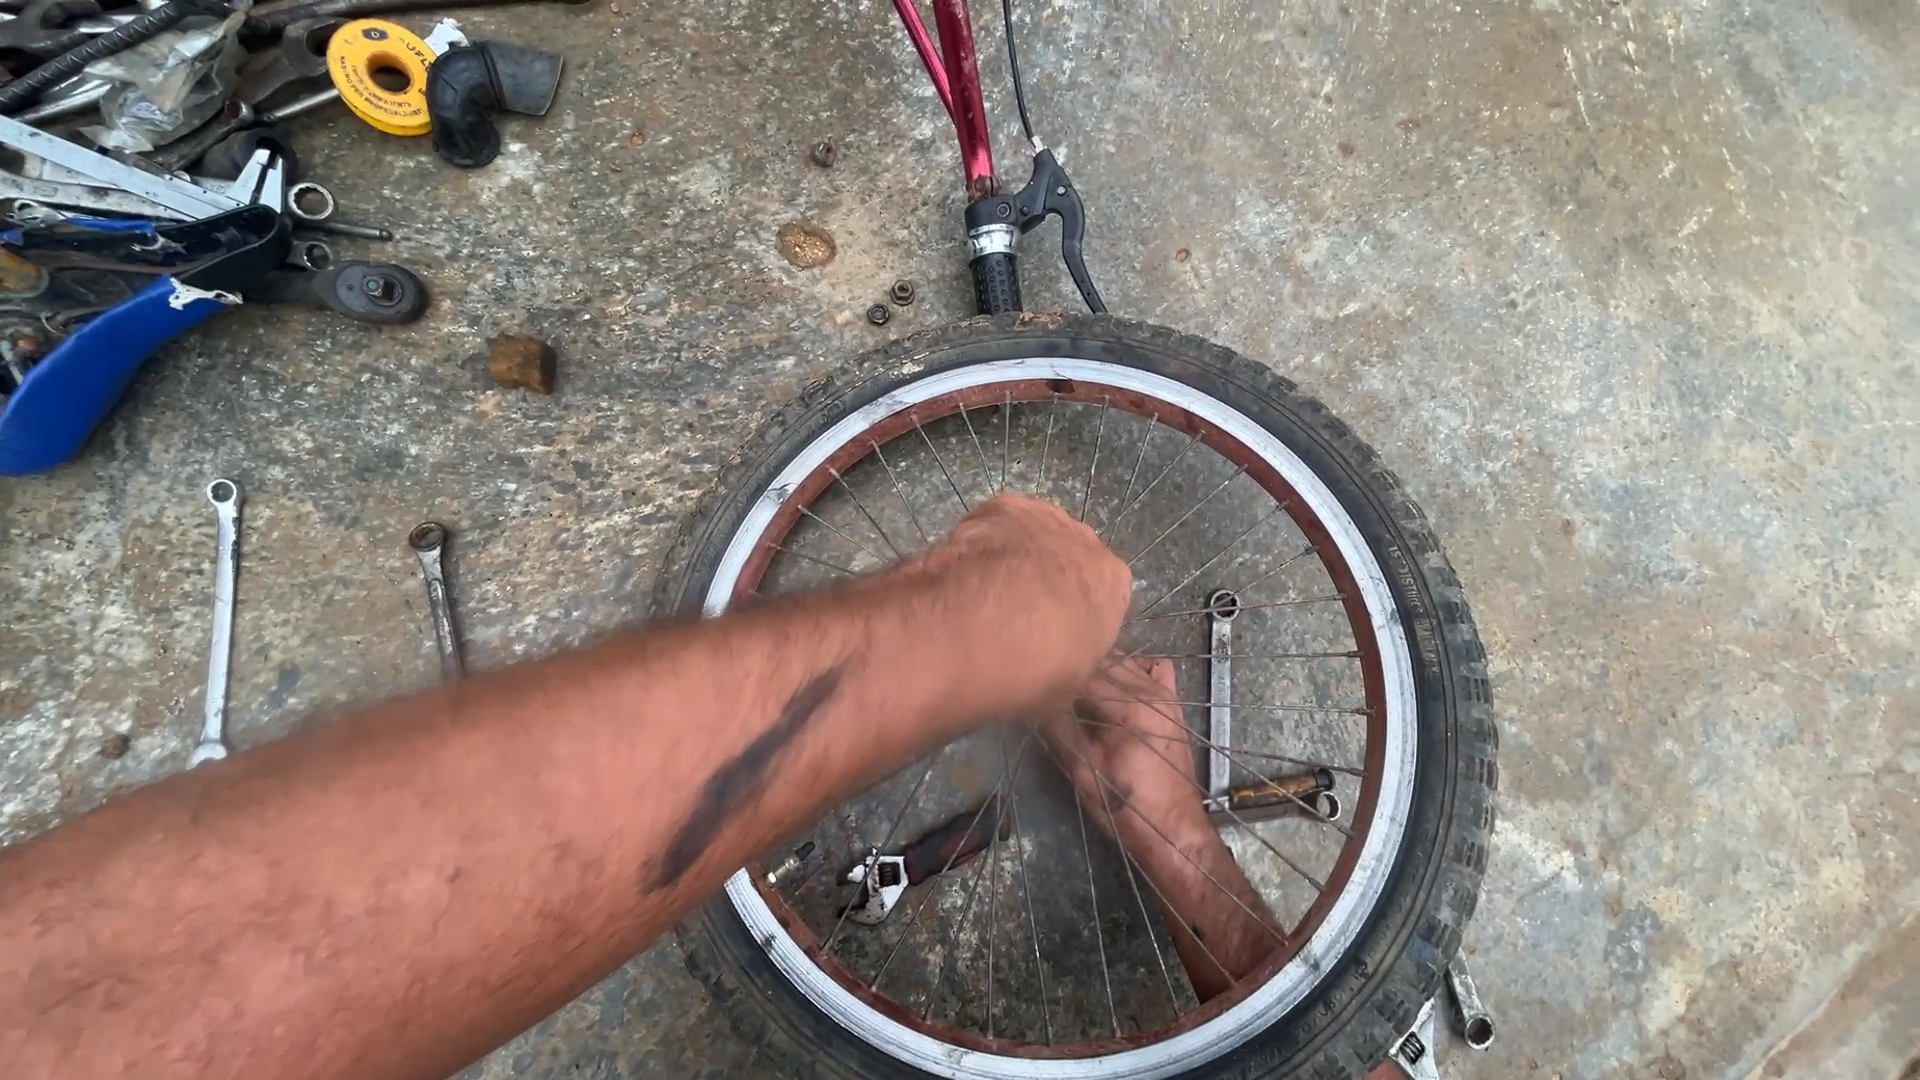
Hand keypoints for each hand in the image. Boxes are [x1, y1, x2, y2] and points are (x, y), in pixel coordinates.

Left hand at [891, 494, 1132, 719]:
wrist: (984, 624)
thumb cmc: (1036, 667)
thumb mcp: (1067, 684)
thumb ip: (1071, 661)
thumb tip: (1055, 662)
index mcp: (1113, 586)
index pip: (1101, 595)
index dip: (1073, 612)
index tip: (1049, 631)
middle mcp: (1088, 543)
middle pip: (1069, 558)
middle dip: (1047, 578)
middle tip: (1014, 611)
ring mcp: (1046, 518)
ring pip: (1035, 534)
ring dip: (1017, 554)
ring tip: (985, 586)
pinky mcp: (1005, 505)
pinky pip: (1001, 520)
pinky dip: (987, 536)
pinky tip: (969, 561)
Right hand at [1041, 657, 1212, 849]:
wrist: (1173, 829)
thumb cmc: (1125, 806)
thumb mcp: (1084, 773)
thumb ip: (1061, 731)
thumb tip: (1037, 701)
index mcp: (1128, 710)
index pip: (1084, 676)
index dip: (1057, 678)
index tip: (1038, 683)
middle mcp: (1149, 694)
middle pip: (1103, 662)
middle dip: (1076, 669)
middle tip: (1053, 683)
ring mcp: (1164, 695)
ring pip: (1124, 661)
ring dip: (1100, 667)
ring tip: (1079, 686)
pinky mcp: (1172, 703)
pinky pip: (1154, 668)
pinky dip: (1134, 669)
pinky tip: (1117, 686)